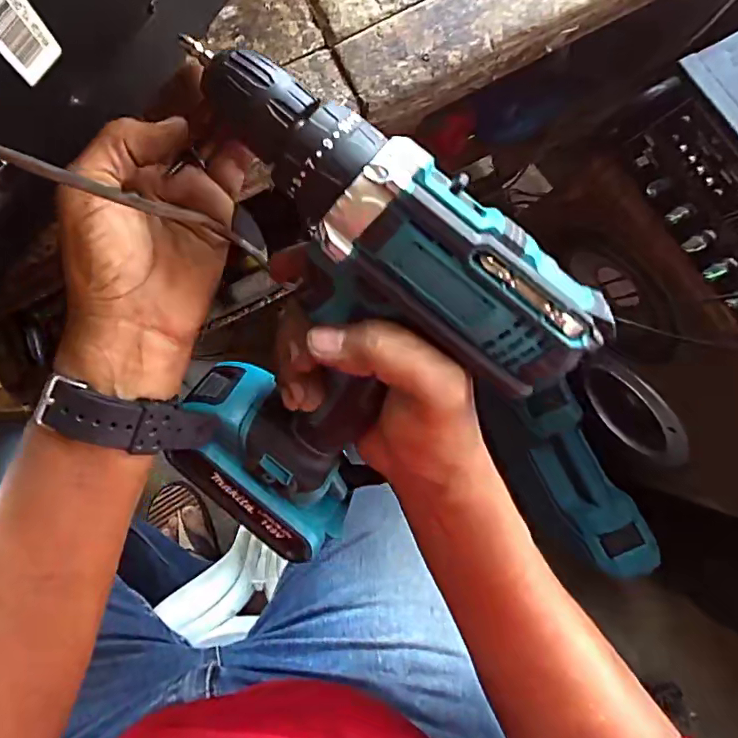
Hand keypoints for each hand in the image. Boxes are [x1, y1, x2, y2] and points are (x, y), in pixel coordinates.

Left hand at [55, 112, 249, 399]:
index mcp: (118, 172)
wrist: (136, 320)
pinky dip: (239, 156)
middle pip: (183, 133)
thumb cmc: (101, 269)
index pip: (147, 125)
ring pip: (210, 150)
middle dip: (201, 107)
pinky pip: (231, 178)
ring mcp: (189, 200)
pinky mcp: (217, 219)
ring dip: (222, 125)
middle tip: (217, 84)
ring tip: (233, 102)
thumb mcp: (84, 191)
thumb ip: (117, 144)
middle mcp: (155, 182)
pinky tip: (243, 137)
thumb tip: (167, 124)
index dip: (167, 102)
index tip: (188, 78)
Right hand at [273, 266, 488, 497]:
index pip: (367, 267)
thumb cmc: (446, 430)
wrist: (428, 477)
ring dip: (292, 355)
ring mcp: (357, 342)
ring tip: (305, 390)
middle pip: (323, 293)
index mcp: (415, 308)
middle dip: (301, 323)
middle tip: (302, 358)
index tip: (292, 267)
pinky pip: (300, 353)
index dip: (325, 260)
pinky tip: (301, 394)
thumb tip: (322, 338)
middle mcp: (384, 316)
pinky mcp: (337, 366)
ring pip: (304, 324)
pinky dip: (290, 371)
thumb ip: (388, 352)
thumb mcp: (433, 386)